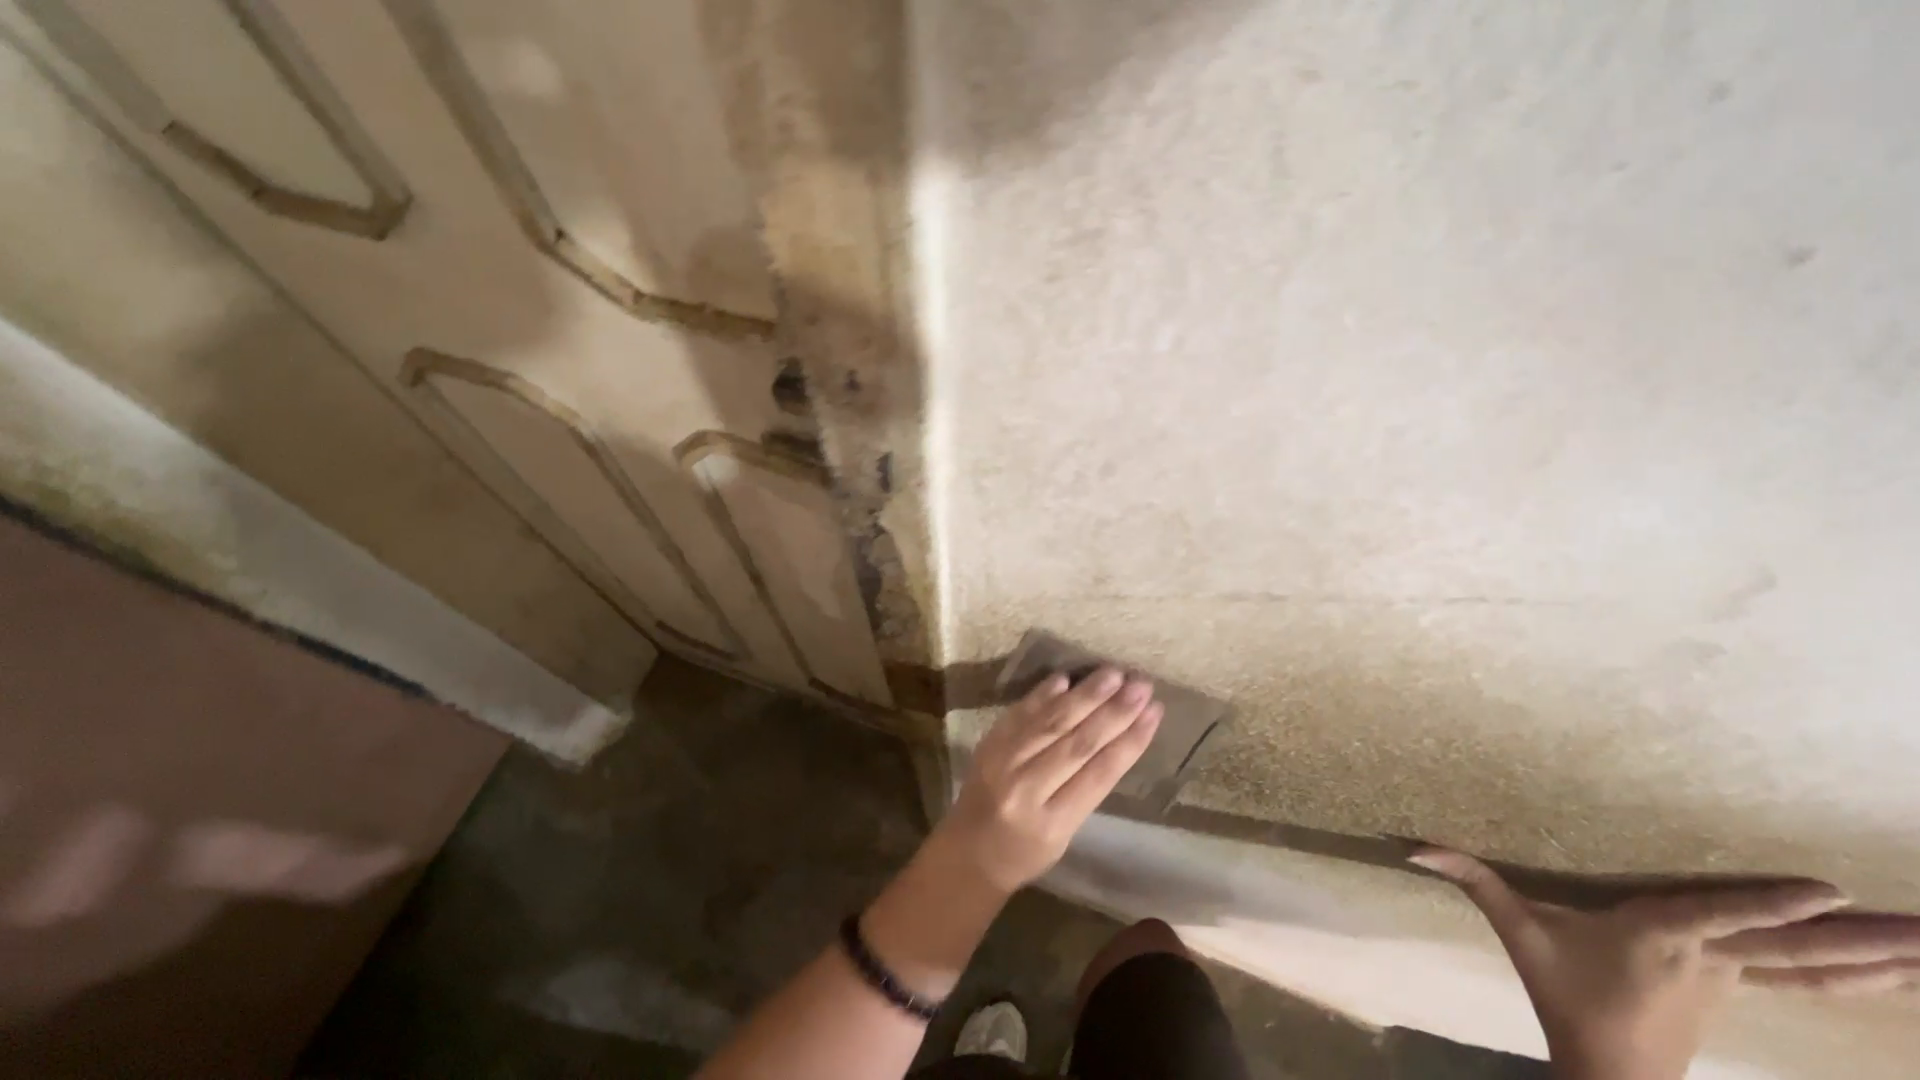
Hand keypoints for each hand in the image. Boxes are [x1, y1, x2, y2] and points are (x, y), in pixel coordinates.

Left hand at [933, 667, 1162, 893]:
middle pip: (1077, 743)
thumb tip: (1119, 735)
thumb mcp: (1065, 835)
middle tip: (1141, 685)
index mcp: (1053, 823)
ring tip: (1114, 674)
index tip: (1155, 712)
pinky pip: (1020, 714)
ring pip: (1051, 723)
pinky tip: (1066, 679)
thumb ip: (1088, 788)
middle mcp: (1027, 790)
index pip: (1100, 773)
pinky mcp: (988, 745)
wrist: (967, 853)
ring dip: (1085, 696)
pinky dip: (1044, 694)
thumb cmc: (1026, 851)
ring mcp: (1002, 764)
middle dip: (1113, 711)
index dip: (1130, 740)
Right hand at [1413, 848, 1919, 1079]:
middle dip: (1871, 940)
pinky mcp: (1741, 991)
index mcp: (1658, 937)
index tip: (1832, 893)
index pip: (1722, 918)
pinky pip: (1811, 980)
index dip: (1772, 906)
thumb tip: (1412, 846)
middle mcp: (1709, 958)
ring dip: (1882, 959)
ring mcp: (1734, 980)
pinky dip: (1860, 974)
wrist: (1605, 1070)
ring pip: (1818, 967)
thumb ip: (1473, 879)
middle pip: (1797, 949)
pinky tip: (1898, 972)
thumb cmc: (1561, 993)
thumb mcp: (1516, 932)